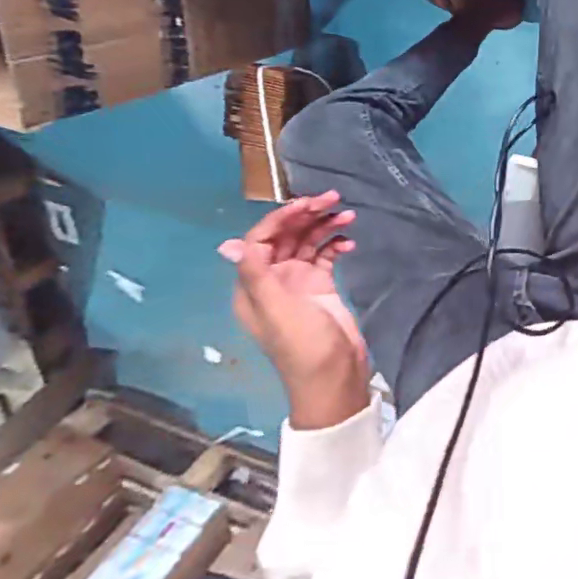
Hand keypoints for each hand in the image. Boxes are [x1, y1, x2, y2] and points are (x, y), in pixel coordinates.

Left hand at [219, 191, 369, 428]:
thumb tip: (227, 244)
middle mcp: (273, 280)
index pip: (261, 239)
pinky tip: (350, 240)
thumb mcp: (277, 310)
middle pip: (286, 236)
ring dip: (325, 225)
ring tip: (348, 214)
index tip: (308, 204)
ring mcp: (298, 283)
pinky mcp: (321, 287)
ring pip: (307, 241)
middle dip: (307, 214)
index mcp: (254, 285)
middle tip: (334, 198)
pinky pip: (325, 254)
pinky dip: (336, 243)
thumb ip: (255, 275)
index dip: (282, 217)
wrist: (335, 380)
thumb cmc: (303, 346)